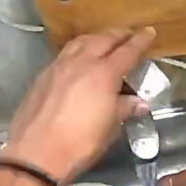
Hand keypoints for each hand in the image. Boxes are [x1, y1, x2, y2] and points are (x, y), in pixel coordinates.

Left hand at [3, 28, 155, 182]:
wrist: (36, 153)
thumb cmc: (79, 144)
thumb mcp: (109, 128)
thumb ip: (123, 109)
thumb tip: (139, 102)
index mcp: (103, 74)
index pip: (127, 51)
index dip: (140, 41)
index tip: (149, 32)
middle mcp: (81, 63)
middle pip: (103, 39)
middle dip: (119, 35)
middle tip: (130, 34)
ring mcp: (59, 66)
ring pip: (81, 42)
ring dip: (97, 38)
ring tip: (105, 41)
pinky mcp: (43, 75)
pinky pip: (65, 53)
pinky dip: (78, 48)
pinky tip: (80, 58)